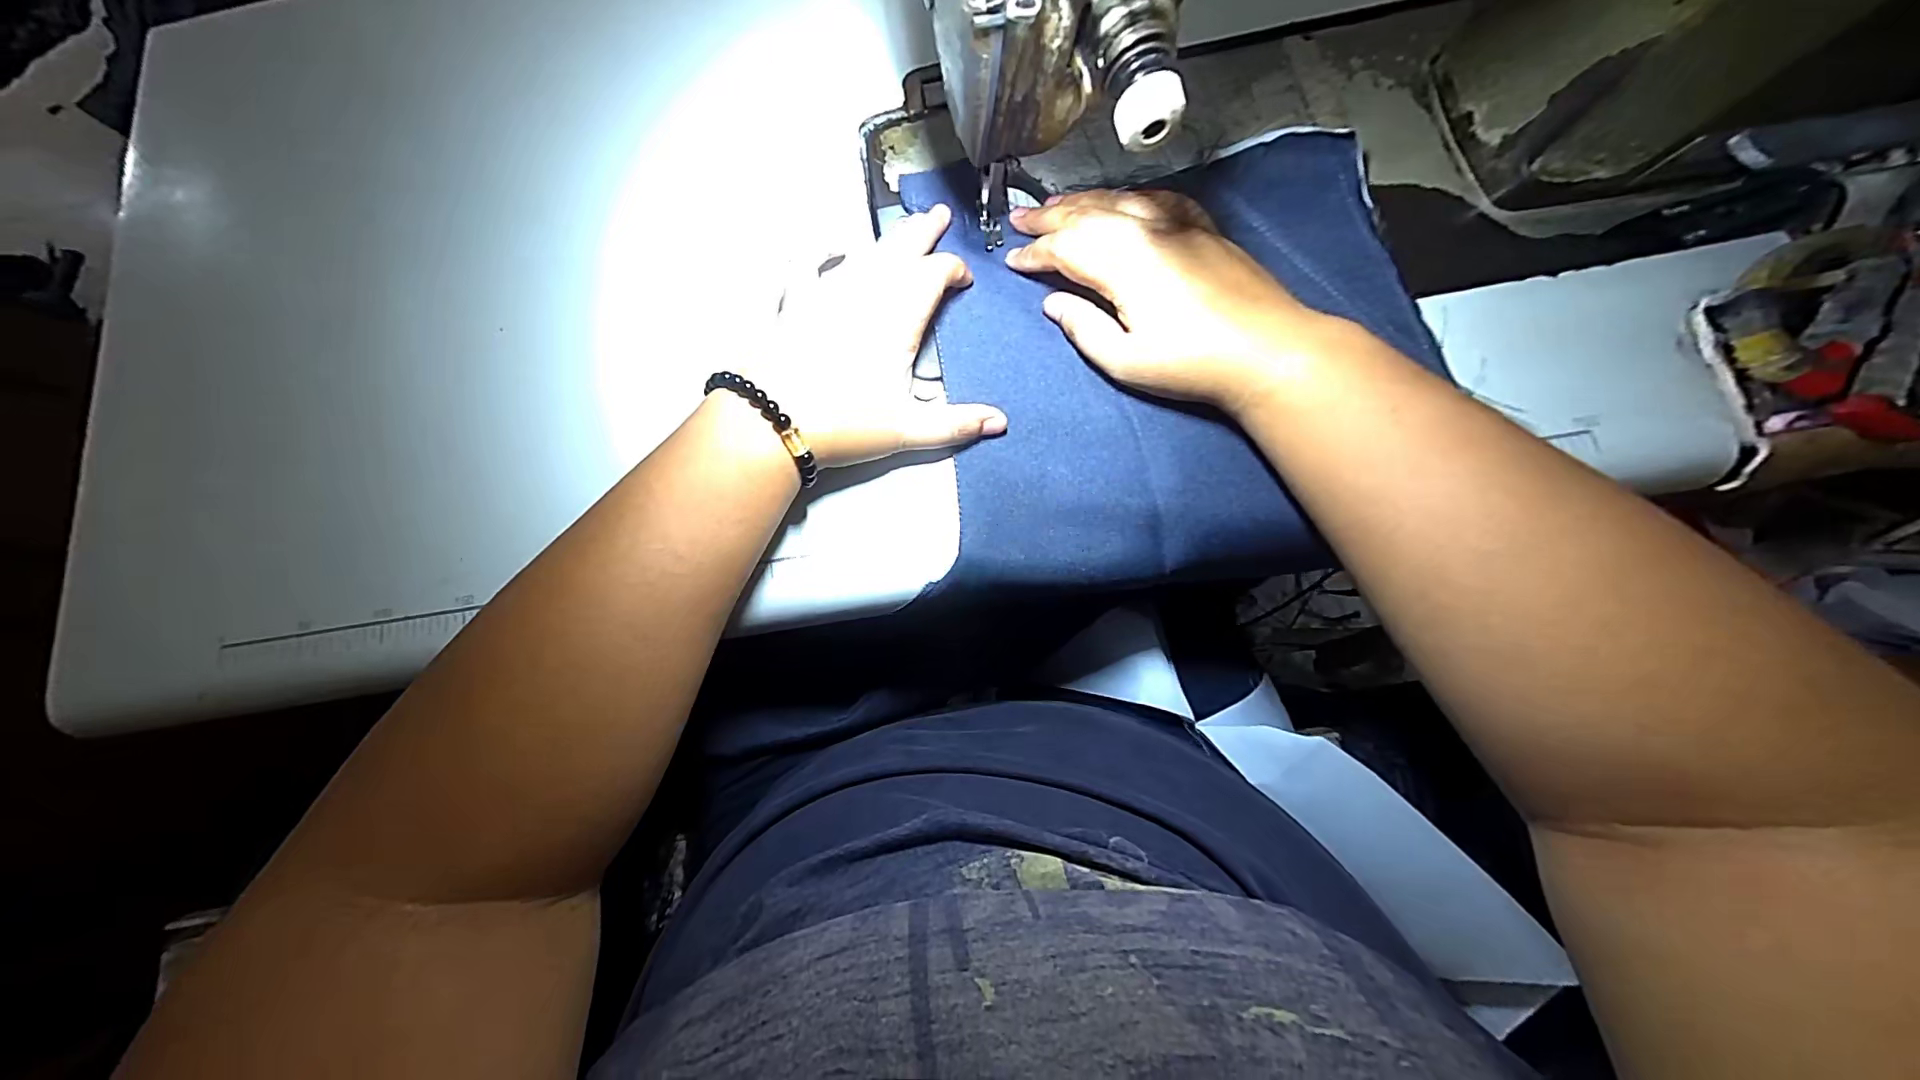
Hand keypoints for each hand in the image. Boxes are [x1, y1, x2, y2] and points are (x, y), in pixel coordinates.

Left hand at [741, 203, 1006, 468]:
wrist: (773, 420)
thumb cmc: (840, 425)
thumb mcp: (906, 428)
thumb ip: (955, 423)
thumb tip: (997, 422)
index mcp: (897, 321)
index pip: (934, 275)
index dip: (954, 270)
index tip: (963, 278)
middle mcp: (864, 298)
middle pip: (901, 251)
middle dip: (923, 232)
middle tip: (937, 216)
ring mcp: (827, 297)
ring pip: (863, 254)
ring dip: (885, 239)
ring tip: (899, 229)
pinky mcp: (795, 306)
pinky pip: (807, 267)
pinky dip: (819, 253)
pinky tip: (827, 248)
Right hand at [1005, 190, 1357, 416]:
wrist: (1267, 350)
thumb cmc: (1192, 364)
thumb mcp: (1125, 361)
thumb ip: (1083, 328)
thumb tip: (1053, 304)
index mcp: (1123, 263)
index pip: (1065, 248)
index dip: (1035, 254)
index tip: (1013, 260)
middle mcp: (1147, 232)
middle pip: (1087, 214)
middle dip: (1049, 217)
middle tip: (1021, 218)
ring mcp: (1178, 224)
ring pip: (1119, 200)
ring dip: (1083, 201)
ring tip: (1057, 204)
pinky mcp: (1203, 228)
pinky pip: (1158, 199)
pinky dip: (1130, 198)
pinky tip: (1123, 201)